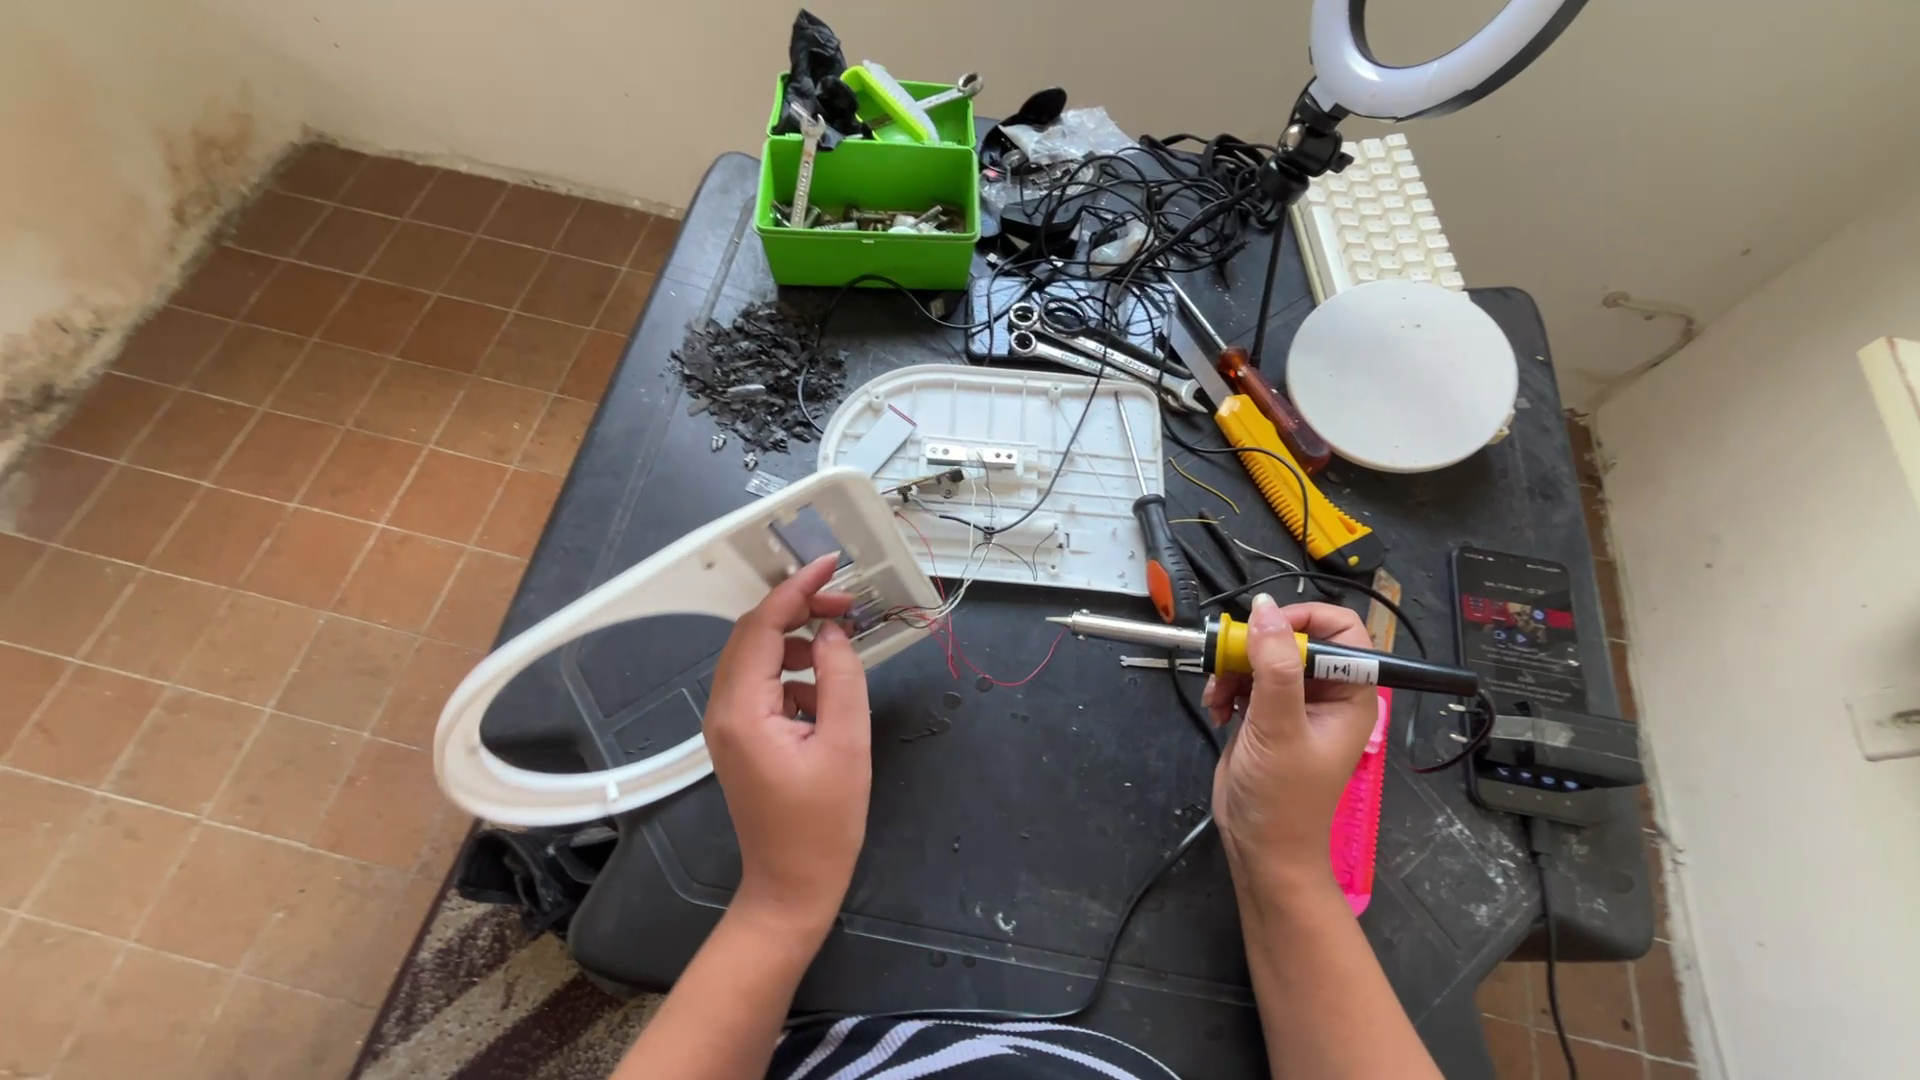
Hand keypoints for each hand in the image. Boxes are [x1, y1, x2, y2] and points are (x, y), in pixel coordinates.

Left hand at [704, 554, 871, 935]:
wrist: (792, 886)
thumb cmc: (824, 824)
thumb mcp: (846, 743)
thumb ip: (841, 677)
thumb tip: (834, 631)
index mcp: (742, 710)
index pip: (764, 626)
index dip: (797, 588)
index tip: (832, 563)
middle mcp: (723, 710)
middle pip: (754, 634)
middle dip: (799, 608)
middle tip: (847, 604)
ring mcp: (727, 724)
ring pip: (757, 655)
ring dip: (798, 639)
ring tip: (841, 645)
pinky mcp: (740, 736)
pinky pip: (762, 682)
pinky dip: (794, 671)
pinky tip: (824, 691)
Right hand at [1204, 595, 1377, 896]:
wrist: (1260, 846)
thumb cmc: (1283, 795)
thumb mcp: (1279, 727)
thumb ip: (1274, 667)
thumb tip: (1263, 608)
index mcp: (1349, 693)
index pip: (1341, 630)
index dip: (1304, 619)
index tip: (1263, 629)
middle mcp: (1325, 693)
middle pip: (1291, 639)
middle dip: (1253, 648)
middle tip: (1227, 666)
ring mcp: (1292, 704)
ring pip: (1261, 657)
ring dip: (1232, 669)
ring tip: (1217, 697)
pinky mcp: (1264, 714)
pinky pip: (1243, 679)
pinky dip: (1225, 687)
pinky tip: (1217, 711)